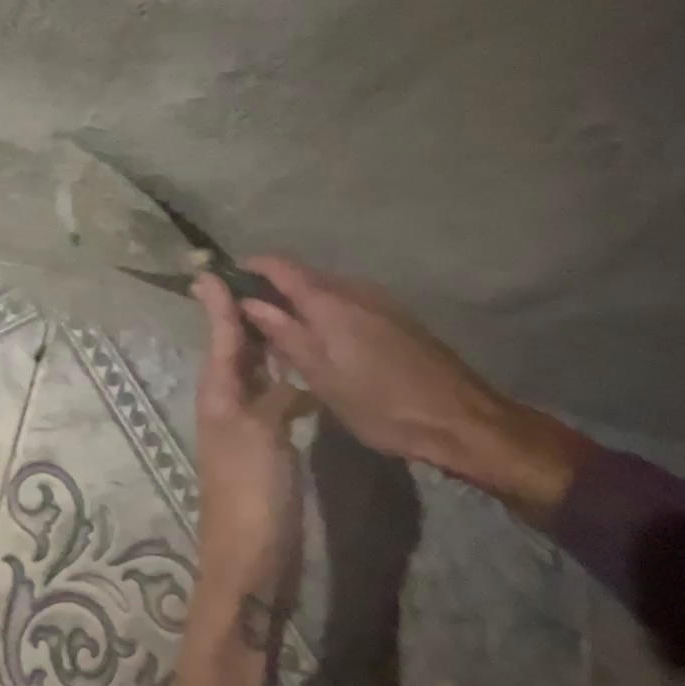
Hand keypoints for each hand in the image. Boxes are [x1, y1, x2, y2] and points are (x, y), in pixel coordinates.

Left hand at [189, 273, 303, 604]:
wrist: (251, 562)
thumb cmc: (251, 494)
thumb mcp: (263, 434)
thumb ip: (273, 395)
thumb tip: (289, 375)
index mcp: (218, 393)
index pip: (220, 335)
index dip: (219, 302)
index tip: (214, 266)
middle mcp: (228, 403)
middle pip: (234, 349)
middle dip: (242, 315)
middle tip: (260, 278)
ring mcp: (247, 427)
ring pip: (254, 373)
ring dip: (264, 343)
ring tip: (285, 311)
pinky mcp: (266, 449)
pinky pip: (273, 400)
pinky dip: (285, 379)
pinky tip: (305, 373)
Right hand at [236, 256, 594, 522]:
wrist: (460, 420)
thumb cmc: (381, 404)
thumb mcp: (321, 376)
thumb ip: (283, 334)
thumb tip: (247, 301)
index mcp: (328, 300)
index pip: (277, 265)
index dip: (248, 268)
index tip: (223, 283)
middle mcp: (352, 288)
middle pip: (300, 275)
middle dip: (269, 289)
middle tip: (244, 318)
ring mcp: (377, 300)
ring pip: (323, 289)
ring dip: (296, 303)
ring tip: (276, 334)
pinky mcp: (393, 316)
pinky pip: (344, 302)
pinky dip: (322, 313)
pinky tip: (318, 343)